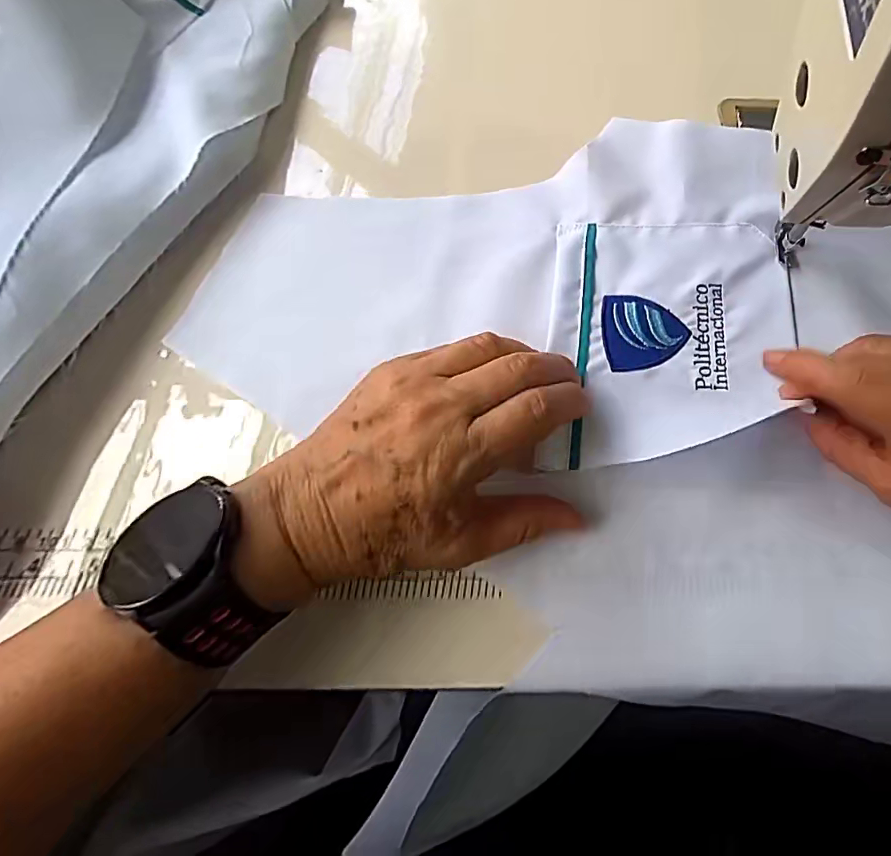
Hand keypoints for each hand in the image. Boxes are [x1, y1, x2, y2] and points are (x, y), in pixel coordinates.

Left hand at [231, 333, 590, 608]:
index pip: (534, 409)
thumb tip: (578, 515)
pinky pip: (450, 349)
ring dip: (521, 354)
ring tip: (535, 372)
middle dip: (555, 371)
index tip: (581, 406)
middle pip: (518, 368)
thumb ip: (524, 522)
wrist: (309, 511)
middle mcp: (441, 404)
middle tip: (569, 383)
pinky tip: (485, 375)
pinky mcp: (391, 369)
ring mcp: (413, 379)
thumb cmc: (385, 535)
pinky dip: (481, 355)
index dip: (568, 402)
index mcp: (461, 451)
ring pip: (486, 346)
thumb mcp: (459, 544)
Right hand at [763, 335, 890, 569]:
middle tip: (803, 397)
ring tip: (842, 397)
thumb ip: (839, 443)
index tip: (771, 363)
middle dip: (822, 371)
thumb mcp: (889, 487)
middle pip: (858, 358)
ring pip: (874, 347)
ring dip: (845, 366)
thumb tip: (804, 405)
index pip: (851, 382)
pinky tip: (875, 389)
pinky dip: (871, 363)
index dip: (806, 369)